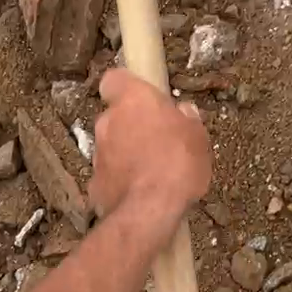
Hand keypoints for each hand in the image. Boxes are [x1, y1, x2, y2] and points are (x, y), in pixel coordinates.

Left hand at [89, 68, 211, 235]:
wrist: (150, 211)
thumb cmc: (178, 164)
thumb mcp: (197, 137)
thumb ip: (186, 121)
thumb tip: (182, 114)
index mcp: (133, 100)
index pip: (114, 80)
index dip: (124, 88)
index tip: (138, 99)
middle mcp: (107, 123)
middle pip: (113, 119)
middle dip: (128, 129)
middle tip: (152, 144)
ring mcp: (96, 156)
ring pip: (109, 150)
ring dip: (122, 157)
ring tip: (146, 176)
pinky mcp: (93, 185)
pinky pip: (107, 178)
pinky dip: (117, 184)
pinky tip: (136, 196)